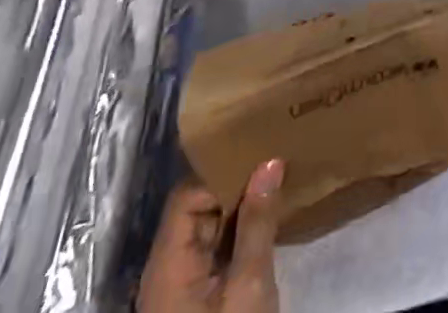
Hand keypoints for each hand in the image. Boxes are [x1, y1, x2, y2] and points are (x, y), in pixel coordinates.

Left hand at [138, 160, 283, 312]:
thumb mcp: (250, 286)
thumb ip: (258, 223)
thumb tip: (270, 162)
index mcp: (168, 263)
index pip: (187, 196)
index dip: (222, 172)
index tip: (263, 150)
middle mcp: (166, 268)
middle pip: (195, 208)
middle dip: (235, 182)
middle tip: (279, 159)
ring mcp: (180, 284)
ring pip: (208, 226)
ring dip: (241, 204)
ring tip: (280, 179)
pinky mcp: (196, 296)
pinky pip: (216, 248)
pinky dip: (241, 228)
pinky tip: (270, 217)